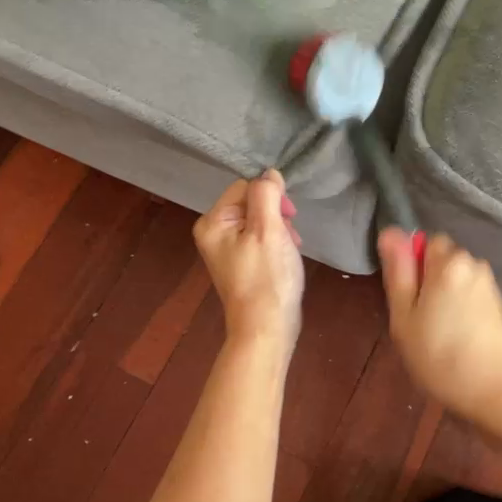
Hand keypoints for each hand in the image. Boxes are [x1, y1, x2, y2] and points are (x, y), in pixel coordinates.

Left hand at [194, 170, 304, 348]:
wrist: (266, 328)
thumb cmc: (267, 278)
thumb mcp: (269, 230)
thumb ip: (266, 195)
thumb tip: (268, 173)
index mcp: (212, 222)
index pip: (245, 187)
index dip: (270, 197)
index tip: (289, 217)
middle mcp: (213, 233)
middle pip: (251, 203)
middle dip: (276, 215)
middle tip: (289, 237)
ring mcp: (226, 250)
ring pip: (259, 221)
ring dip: (279, 230)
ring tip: (289, 249)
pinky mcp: (241, 264)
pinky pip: (260, 239)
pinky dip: (276, 244)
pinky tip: (285, 258)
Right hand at [378, 229, 501, 428]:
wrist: (492, 390)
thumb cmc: (439, 356)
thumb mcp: (404, 317)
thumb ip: (398, 271)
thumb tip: (390, 231)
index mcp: (449, 262)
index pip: (426, 241)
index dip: (413, 266)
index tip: (408, 297)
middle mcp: (473, 264)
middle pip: (442, 259)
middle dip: (429, 280)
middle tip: (418, 319)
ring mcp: (489, 284)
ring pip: (455, 278)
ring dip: (444, 296)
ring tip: (436, 332)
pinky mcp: (498, 304)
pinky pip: (468, 293)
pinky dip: (459, 308)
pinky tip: (455, 337)